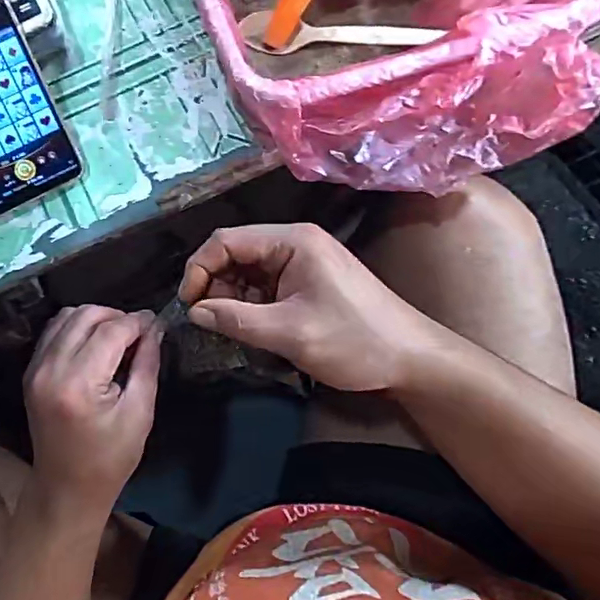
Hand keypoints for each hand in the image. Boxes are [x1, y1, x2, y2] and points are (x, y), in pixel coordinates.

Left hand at [22, 306, 161, 512]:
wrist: (66, 488)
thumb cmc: (109, 459)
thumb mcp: (139, 413)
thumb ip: (146, 364)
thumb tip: (154, 328)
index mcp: (78, 384)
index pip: (111, 331)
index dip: (137, 321)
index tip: (156, 323)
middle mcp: (50, 369)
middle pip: (86, 315)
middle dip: (116, 316)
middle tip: (139, 333)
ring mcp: (35, 368)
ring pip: (67, 316)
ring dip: (95, 318)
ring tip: (118, 337)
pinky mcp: (31, 371)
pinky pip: (53, 331)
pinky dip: (76, 328)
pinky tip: (94, 344)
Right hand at [177, 223, 450, 392]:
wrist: (411, 359)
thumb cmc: (354, 340)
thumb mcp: (290, 333)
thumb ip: (236, 319)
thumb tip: (194, 312)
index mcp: (292, 241)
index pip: (226, 240)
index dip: (199, 268)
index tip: (188, 304)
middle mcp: (294, 242)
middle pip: (235, 252)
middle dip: (214, 283)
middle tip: (207, 320)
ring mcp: (302, 262)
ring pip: (247, 270)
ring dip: (230, 296)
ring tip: (227, 327)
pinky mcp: (306, 281)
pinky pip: (264, 284)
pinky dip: (249, 303)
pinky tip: (248, 326)